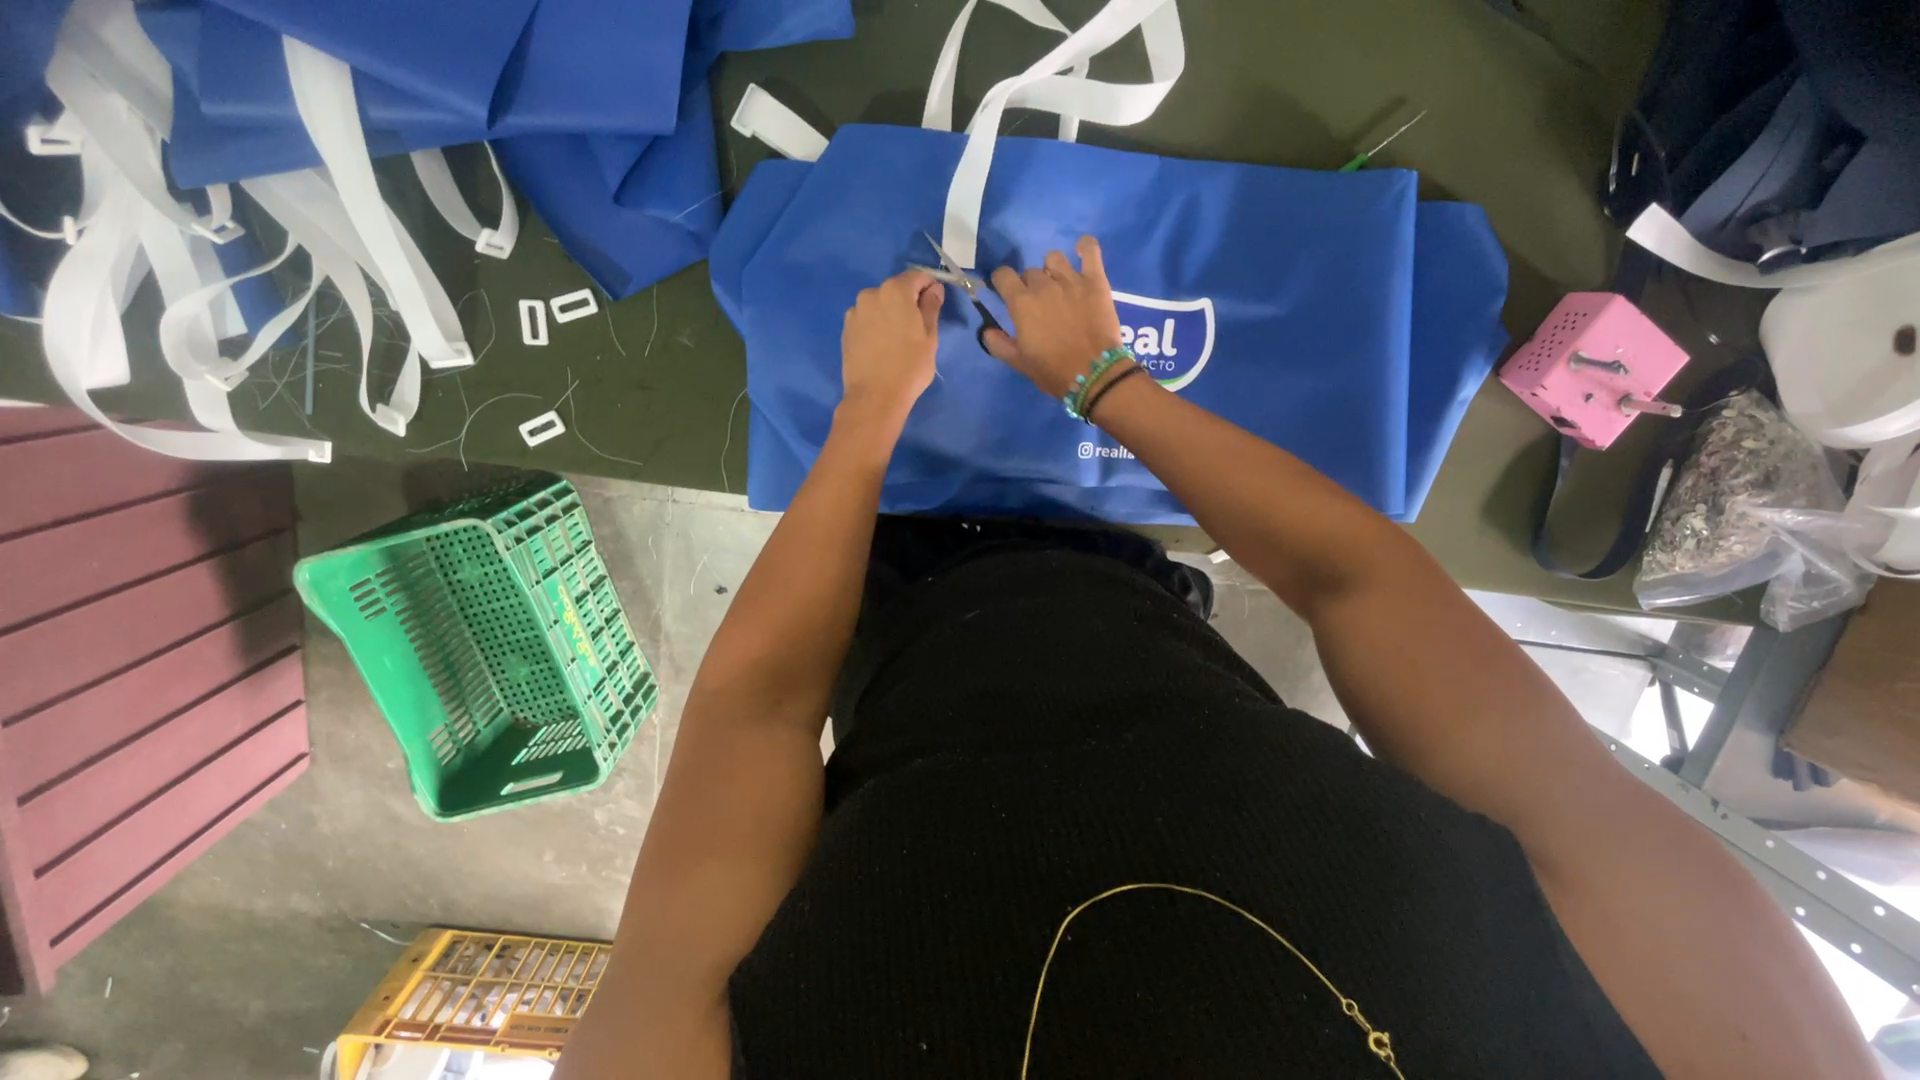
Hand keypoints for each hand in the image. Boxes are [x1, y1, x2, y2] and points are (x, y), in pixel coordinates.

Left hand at [840, 269, 943, 425]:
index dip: (929, 286)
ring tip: (897, 339)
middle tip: (918, 326)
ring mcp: (855, 311)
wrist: (874, 396)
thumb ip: (931, 306)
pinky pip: (866, 319)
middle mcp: (871, 294)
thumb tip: (933, 289)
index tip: (935, 302)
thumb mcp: (929, 336)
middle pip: (895, 289)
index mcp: (895, 291)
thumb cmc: (910, 366)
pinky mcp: (846, 329)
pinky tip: (882, 346)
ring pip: (879, 304)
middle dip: (908, 301)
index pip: (916, 276)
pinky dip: (876, 325)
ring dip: (890, 313)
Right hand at [983, 236, 1124, 398]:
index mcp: (1021, 302)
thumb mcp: (1019, 362)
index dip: (1002, 282)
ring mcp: (1071, 280)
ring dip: (1052, 269)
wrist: (1094, 375)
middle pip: (1030, 272)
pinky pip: (1090, 250)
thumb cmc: (1053, 371)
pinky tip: (1082, 251)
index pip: (1003, 274)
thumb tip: (986, 330)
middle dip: (1030, 285)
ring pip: (1054, 258)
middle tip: (1040, 305)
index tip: (1007, 294)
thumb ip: (998, 344)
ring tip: (1059, 285)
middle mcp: (1043, 285)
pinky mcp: (1095, 281)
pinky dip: (1085, 247)